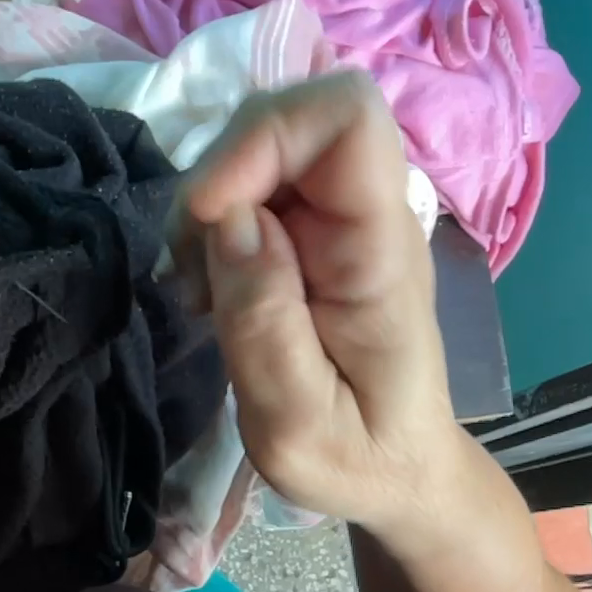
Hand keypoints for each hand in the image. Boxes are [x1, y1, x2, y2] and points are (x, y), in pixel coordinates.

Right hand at [176, 70, 476, 536]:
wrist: (398, 473)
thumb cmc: (359, 460)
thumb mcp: (297, 423)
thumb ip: (264, 325)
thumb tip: (228, 220)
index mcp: (382, 253)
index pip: (345, 117)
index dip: (262, 137)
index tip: (209, 218)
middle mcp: (368, 218)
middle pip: (288, 121)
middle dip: (217, 181)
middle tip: (193, 275)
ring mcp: (341, 225)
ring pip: (258, 154)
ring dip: (206, 212)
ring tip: (200, 297)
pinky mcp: (314, 241)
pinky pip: (251, 195)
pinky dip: (211, 231)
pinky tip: (209, 293)